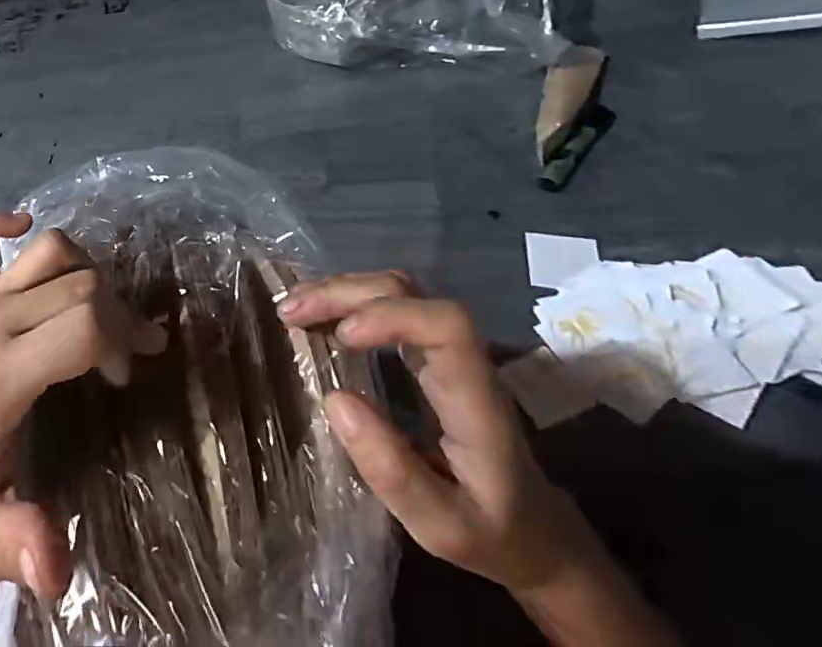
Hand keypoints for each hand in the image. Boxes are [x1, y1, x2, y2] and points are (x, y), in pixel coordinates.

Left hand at [0, 211, 166, 599]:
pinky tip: (23, 224)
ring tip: (99, 309)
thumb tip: (59, 571)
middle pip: (82, 285)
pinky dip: (1, 223)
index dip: (121, 343)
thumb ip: (18, 545)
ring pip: (52, 251)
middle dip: (120, 314)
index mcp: (0, 375)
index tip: (125, 375)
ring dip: (89, 273)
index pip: (84, 326)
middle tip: (129, 352)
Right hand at [279, 271, 599, 593]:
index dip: (392, 315)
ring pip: (398, 290)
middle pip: (412, 293)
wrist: (532, 524)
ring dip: (342, 291)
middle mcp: (463, 358)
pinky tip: (317, 316)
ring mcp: (447, 349)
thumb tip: (335, 400)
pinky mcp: (429, 352)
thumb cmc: (491, 530)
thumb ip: (392, 471)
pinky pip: (390, 306)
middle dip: (347, 293)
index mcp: (476, 397)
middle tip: (289, 312)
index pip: (446, 325)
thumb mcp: (441, 526)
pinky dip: (348, 302)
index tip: (341, 337)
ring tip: (292, 308)